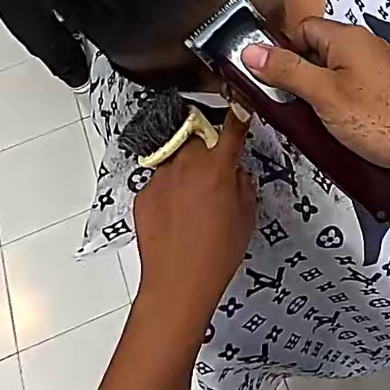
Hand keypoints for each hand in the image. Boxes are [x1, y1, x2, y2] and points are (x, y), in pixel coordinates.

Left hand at [132, 112, 254, 320]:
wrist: (178, 281)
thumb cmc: (214, 255)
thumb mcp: (246, 216)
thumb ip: (243, 185)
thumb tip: (237, 173)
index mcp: (217, 167)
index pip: (231, 128)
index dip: (238, 115)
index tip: (240, 108)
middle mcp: (186, 166)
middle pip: (198, 138)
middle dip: (209, 147)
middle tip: (219, 168)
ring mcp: (161, 178)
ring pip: (178, 159)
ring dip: (189, 169)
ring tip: (198, 200)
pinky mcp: (143, 194)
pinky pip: (162, 180)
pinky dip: (172, 189)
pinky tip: (181, 214)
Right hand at [241, 18, 389, 184]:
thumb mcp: (324, 96)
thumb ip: (286, 71)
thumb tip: (254, 53)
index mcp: (348, 39)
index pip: (300, 30)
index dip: (280, 51)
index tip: (266, 74)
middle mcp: (365, 49)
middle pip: (316, 56)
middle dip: (299, 82)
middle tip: (291, 105)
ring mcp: (378, 73)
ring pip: (333, 79)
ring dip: (319, 100)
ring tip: (318, 124)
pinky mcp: (385, 95)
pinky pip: (352, 96)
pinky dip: (340, 111)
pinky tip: (340, 132)